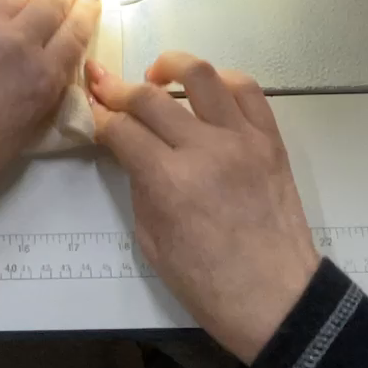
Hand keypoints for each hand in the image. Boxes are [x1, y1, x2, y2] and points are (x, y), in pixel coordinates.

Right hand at [89, 52, 320, 363]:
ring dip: (170, 66)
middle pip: (149, 97)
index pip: (121, 128)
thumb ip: (137, 182)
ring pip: (200, 75)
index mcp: (170, 182)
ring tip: (156, 77)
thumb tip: (128, 144)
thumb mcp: (150, 238)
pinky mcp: (270, 139)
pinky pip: (247, 89)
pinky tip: (205, 91)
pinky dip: (221, 80)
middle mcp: (205, 150)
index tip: (90, 109)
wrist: (277, 301)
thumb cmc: (207, 282)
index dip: (99, 115)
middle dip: (116, 87)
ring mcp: (242, 140)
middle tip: (104, 85)